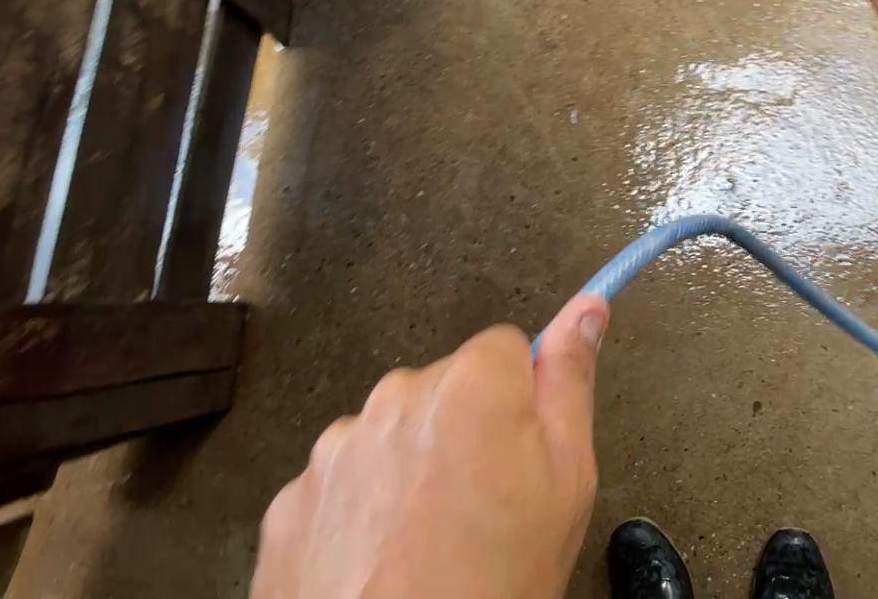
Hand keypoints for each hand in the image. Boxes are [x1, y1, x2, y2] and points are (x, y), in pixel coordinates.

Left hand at [252, 293, 609, 598]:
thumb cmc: (502, 577)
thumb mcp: (567, 479)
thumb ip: (572, 378)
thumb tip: (588, 306)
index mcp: (470, 380)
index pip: (503, 349)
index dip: (517, 399)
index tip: (518, 452)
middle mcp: (396, 393)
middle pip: (443, 387)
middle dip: (462, 427)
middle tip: (478, 506)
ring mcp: (335, 447)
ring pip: (389, 432)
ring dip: (406, 465)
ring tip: (425, 541)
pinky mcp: (289, 501)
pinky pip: (340, 481)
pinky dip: (357, 508)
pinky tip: (376, 560)